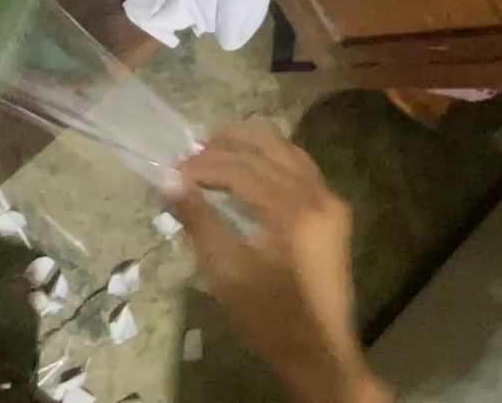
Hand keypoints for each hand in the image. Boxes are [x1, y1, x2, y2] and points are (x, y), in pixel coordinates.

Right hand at [168, 121, 389, 402]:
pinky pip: (299, 165)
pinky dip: (271, 157)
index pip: (240, 169)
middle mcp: (317, 196)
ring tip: (214, 150)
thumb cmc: (269, 318)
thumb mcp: (226, 271)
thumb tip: (167, 178)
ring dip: (248, 144)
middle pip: (264, 147)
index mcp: (293, 212)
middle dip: (223, 145)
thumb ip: (198, 218)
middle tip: (190, 154)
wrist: (321, 357)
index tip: (172, 172)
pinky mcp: (334, 211)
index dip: (202, 166)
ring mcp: (330, 201)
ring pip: (284, 149)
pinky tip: (249, 165)